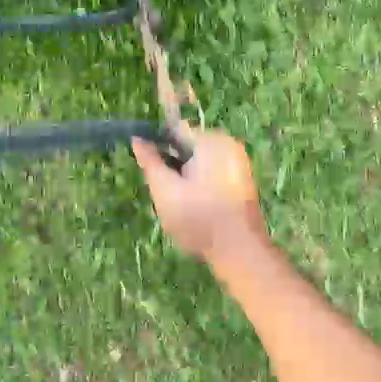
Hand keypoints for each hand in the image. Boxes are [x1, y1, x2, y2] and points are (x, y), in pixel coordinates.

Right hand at [131, 131, 266, 261]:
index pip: (175, 131)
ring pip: (200, 164)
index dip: (159, 150)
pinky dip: (202, 189)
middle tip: (168, 196)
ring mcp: (239, 164)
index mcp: (211, 140)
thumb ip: (150, 161)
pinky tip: (198, 211)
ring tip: (183, 207)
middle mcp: (229, 145)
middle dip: (174, 168)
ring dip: (187, 180)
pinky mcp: (243, 183)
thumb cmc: (197, 216)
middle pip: (189, 148)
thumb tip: (137, 138)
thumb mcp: (164, 188)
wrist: (238, 249)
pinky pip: (214, 176)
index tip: (153, 175)